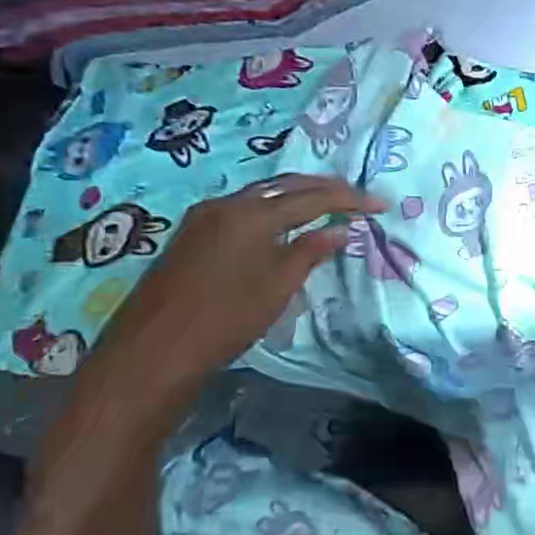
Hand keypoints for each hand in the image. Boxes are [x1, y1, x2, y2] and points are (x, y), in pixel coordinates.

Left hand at [79, 174, 386, 422]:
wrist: (155, 349)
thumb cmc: (226, 318)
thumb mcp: (278, 286)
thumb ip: (310, 251)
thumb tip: (340, 229)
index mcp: (253, 214)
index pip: (312, 197)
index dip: (349, 199)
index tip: (379, 204)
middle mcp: (227, 204)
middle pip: (284, 185)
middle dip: (323, 187)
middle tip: (355, 194)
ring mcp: (204, 216)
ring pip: (260, 194)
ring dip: (295, 194)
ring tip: (325, 202)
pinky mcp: (192, 232)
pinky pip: (241, 207)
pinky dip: (270, 207)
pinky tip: (280, 220)